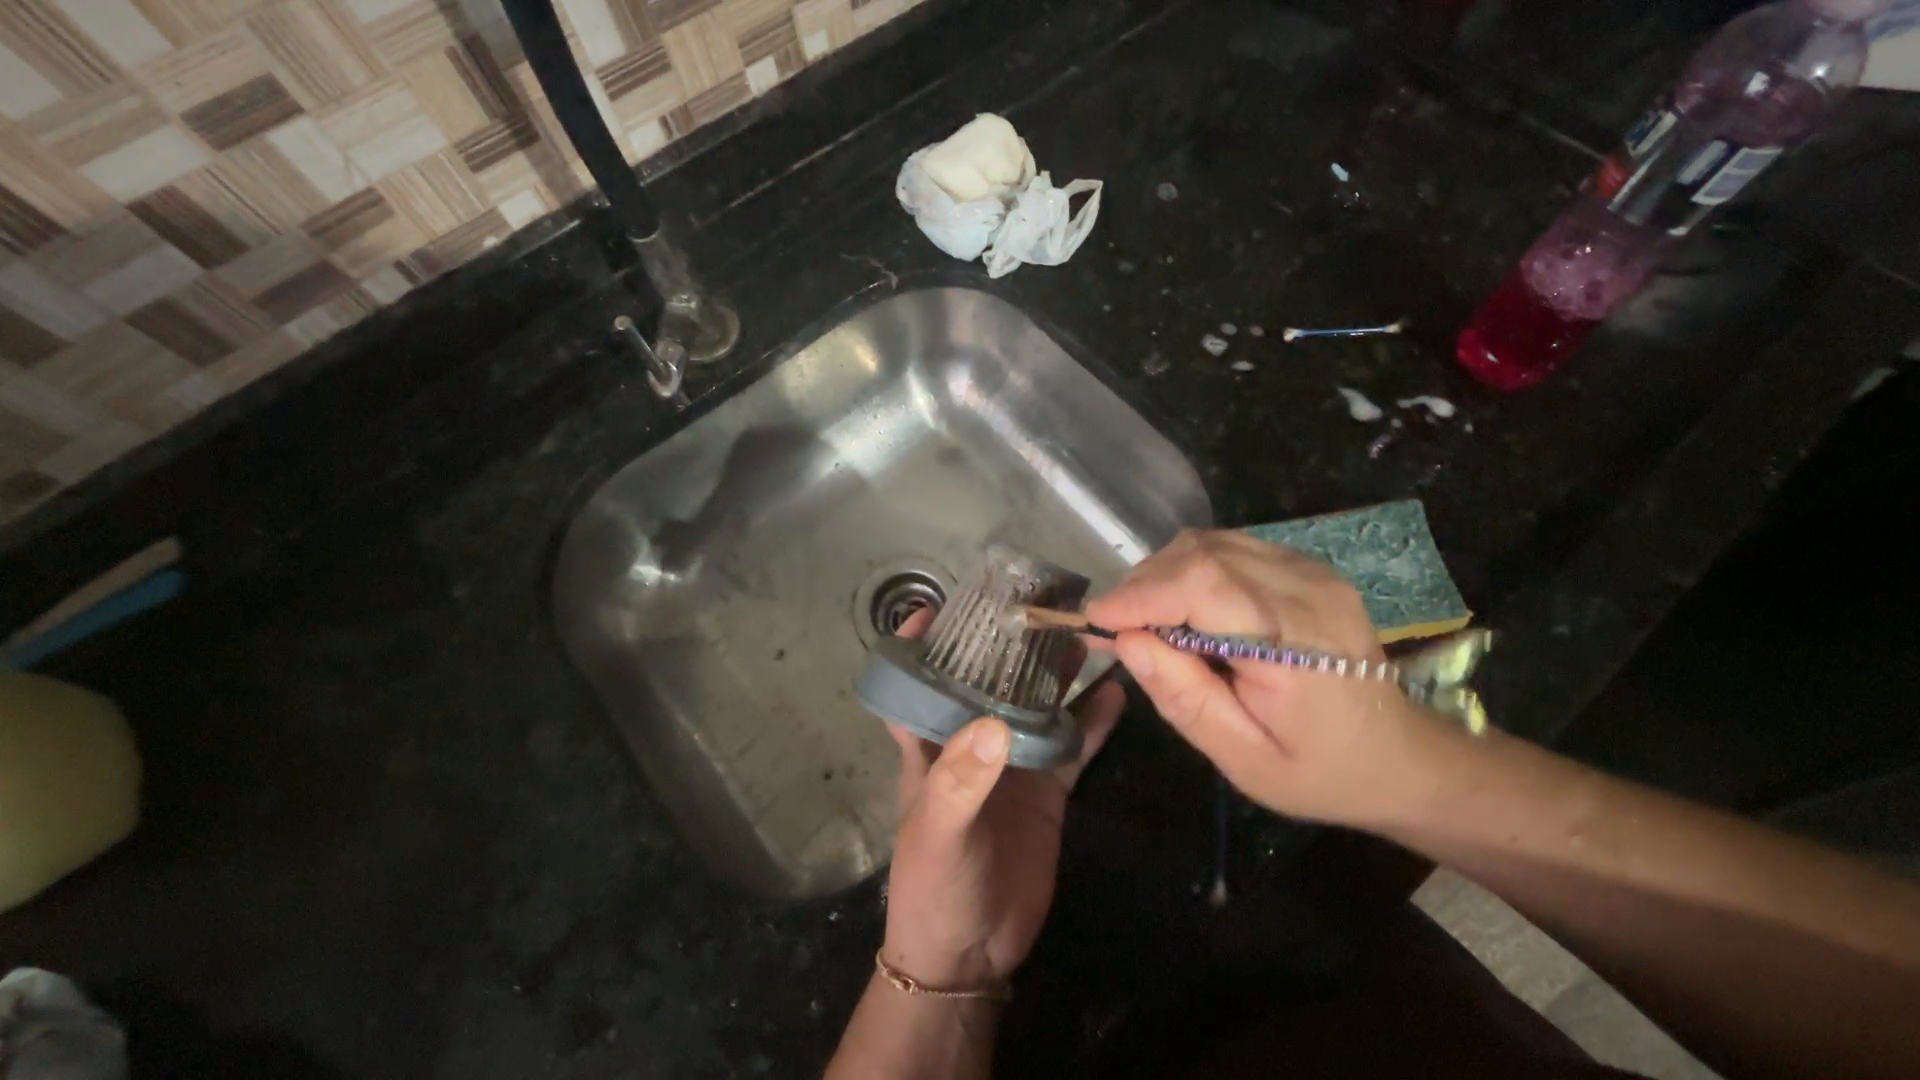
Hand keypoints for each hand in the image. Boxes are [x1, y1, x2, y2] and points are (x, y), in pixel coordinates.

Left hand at [879, 609, 1123, 990]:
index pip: (913, 684)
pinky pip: (1073, 746)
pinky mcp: (1048, 791)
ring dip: (1055, 676)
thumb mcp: (936, 831)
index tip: (939, 606)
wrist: (972, 952)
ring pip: (1035, 707)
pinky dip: (1092, 722)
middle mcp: (969, 745)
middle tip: (1038, 607)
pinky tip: (1116, 693)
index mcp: (928, 746)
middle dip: (1006, 648)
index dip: (917, 646)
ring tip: (1084, 635)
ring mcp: (1012, 765)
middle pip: (986, 683)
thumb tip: (994, 723)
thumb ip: (959, 779)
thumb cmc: (933, 886)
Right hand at [1084, 529, 1457, 829]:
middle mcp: (1307, 591)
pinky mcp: (1308, 569)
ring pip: (1212, 543)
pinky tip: (1184, 608)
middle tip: (1115, 628)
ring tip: (1145, 619)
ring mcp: (1312, 572)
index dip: (1141, 594)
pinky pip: (1232, 548)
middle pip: (1202, 554)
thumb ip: (1184, 697)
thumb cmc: (1319, 771)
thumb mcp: (1243, 758)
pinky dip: (1192, 569)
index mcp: (1296, 645)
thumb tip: (1125, 641)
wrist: (1399, 757)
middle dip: (1144, 584)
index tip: (1095, 620)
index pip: (1205, 586)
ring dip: (1164, 574)